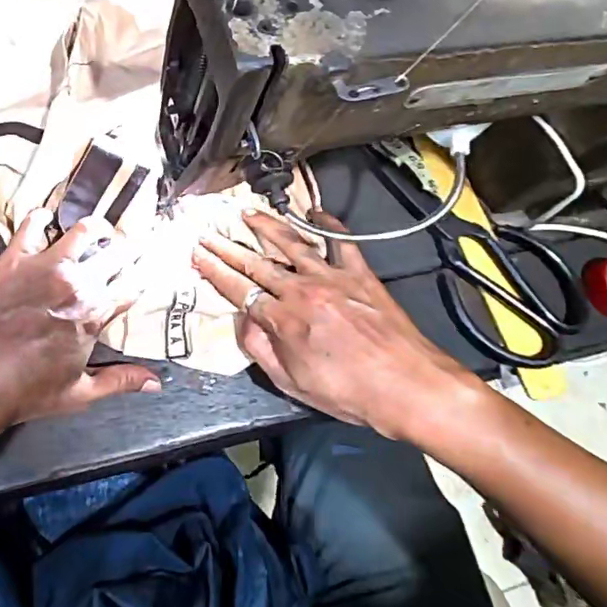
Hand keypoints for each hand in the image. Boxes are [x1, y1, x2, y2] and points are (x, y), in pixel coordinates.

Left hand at [0, 209, 160, 431]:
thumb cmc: (26, 392)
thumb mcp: (79, 394)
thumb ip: (119, 381)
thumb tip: (156, 382)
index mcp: (95, 314)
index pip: (132, 285)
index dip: (141, 276)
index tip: (144, 271)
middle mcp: (77, 283)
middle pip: (115, 253)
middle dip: (126, 250)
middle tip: (126, 248)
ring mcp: (45, 266)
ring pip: (83, 230)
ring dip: (95, 228)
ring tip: (97, 230)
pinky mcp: (14, 259)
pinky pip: (33, 224)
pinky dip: (42, 218)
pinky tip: (46, 219)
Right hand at [193, 209, 481, 438]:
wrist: (409, 385)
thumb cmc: (349, 393)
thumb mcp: (292, 383)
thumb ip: (261, 349)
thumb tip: (244, 321)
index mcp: (283, 320)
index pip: (239, 289)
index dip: (214, 271)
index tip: (198, 255)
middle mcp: (304, 291)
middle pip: (257, 263)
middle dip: (228, 246)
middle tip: (209, 231)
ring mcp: (333, 278)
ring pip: (293, 244)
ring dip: (267, 227)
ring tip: (248, 213)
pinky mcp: (361, 274)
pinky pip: (341, 242)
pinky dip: (327, 225)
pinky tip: (315, 213)